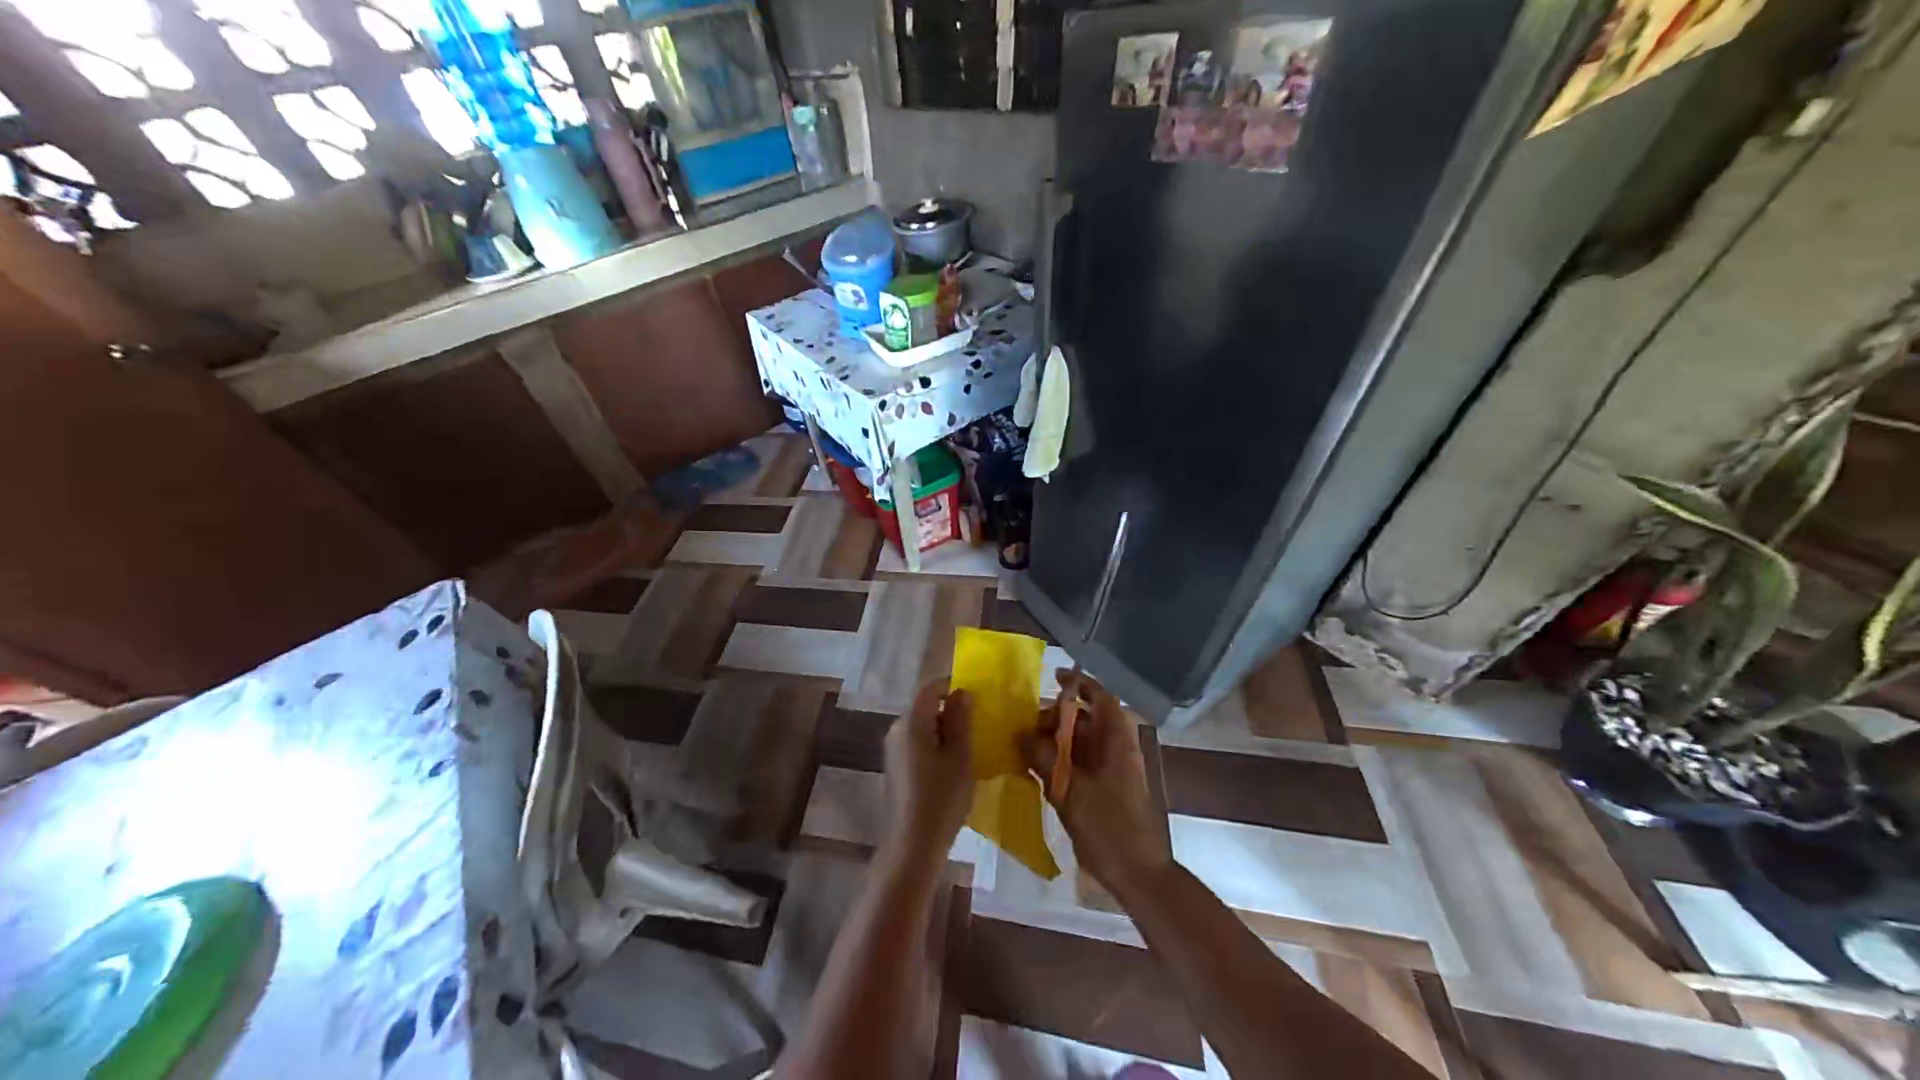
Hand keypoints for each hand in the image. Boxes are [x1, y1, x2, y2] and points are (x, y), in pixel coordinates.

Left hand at [881, 681, 973, 863]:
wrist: (914, 844)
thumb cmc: (942, 797)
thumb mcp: (960, 756)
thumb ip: (961, 719)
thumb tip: (962, 692)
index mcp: (911, 722)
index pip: (931, 688)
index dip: (954, 687)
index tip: (978, 699)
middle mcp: (897, 729)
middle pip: (926, 706)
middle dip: (952, 711)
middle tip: (980, 726)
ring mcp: (893, 748)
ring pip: (923, 726)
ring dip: (945, 730)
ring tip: (971, 747)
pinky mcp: (895, 766)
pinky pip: (917, 743)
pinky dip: (935, 745)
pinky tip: (953, 766)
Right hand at [1020, 670, 1172, 897]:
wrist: (1137, 873)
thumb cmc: (1109, 827)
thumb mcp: (1070, 791)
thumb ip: (1045, 759)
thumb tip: (1021, 733)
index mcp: (1116, 742)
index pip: (1100, 698)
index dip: (1079, 684)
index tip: (1054, 678)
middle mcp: (1115, 749)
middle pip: (1086, 720)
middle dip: (1057, 718)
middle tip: (1027, 729)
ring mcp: (1111, 770)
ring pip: (1080, 743)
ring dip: (1055, 741)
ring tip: (1026, 749)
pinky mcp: (1103, 789)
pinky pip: (1079, 764)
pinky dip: (1060, 762)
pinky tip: (1037, 771)